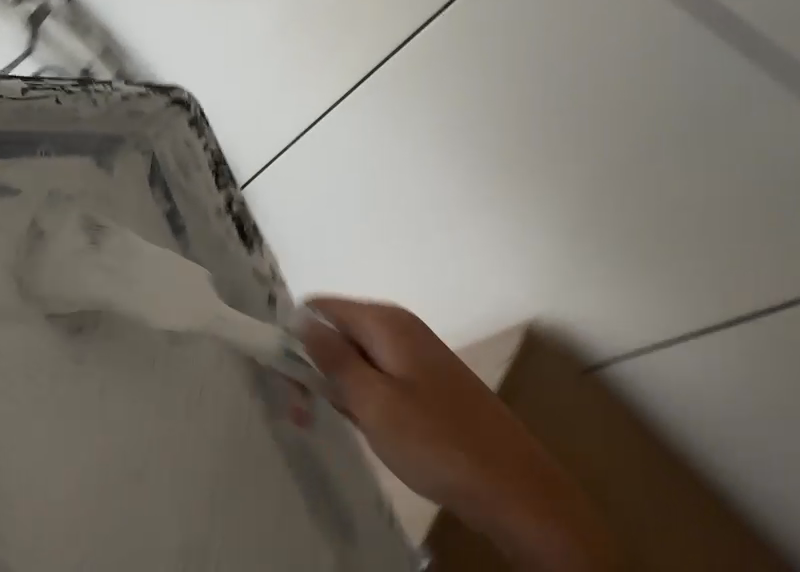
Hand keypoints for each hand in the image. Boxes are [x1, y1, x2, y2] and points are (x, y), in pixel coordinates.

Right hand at [297, 298, 620, 571]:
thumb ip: (331, 357)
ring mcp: (417, 355)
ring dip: (339, 387)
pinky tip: (372, 429)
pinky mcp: (428, 383)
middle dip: (313, 365)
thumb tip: (298, 318)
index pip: (318, 307)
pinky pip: (379, 377)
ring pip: (356, 358)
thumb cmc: (437, 443)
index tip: (282, 376)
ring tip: (343, 424)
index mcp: (384, 321)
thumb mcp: (372, 401)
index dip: (293, 335)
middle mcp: (400, 327)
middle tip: (305, 410)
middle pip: (336, 331)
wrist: (517, 492)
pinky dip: (365, 399)